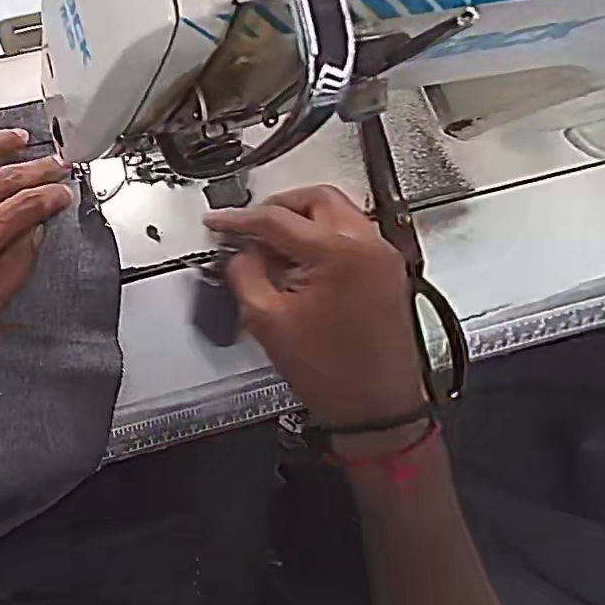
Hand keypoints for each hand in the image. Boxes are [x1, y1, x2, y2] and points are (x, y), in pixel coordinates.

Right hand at [204, 185, 426, 433]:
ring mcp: (382, 258)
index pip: (276, 219)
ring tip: (268, 245)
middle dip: (275, 206)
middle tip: (246, 225)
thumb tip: (239, 253)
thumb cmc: (333, 372)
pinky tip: (295, 260)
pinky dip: (319, 235)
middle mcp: (368, 247)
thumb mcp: (266, 319)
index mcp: (339, 253)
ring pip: (336, 211)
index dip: (238, 219)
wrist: (374, 406)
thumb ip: (244, 273)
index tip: (218, 222)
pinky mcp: (386, 272)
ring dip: (299, 218)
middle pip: (315, 199)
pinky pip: (349, 233)